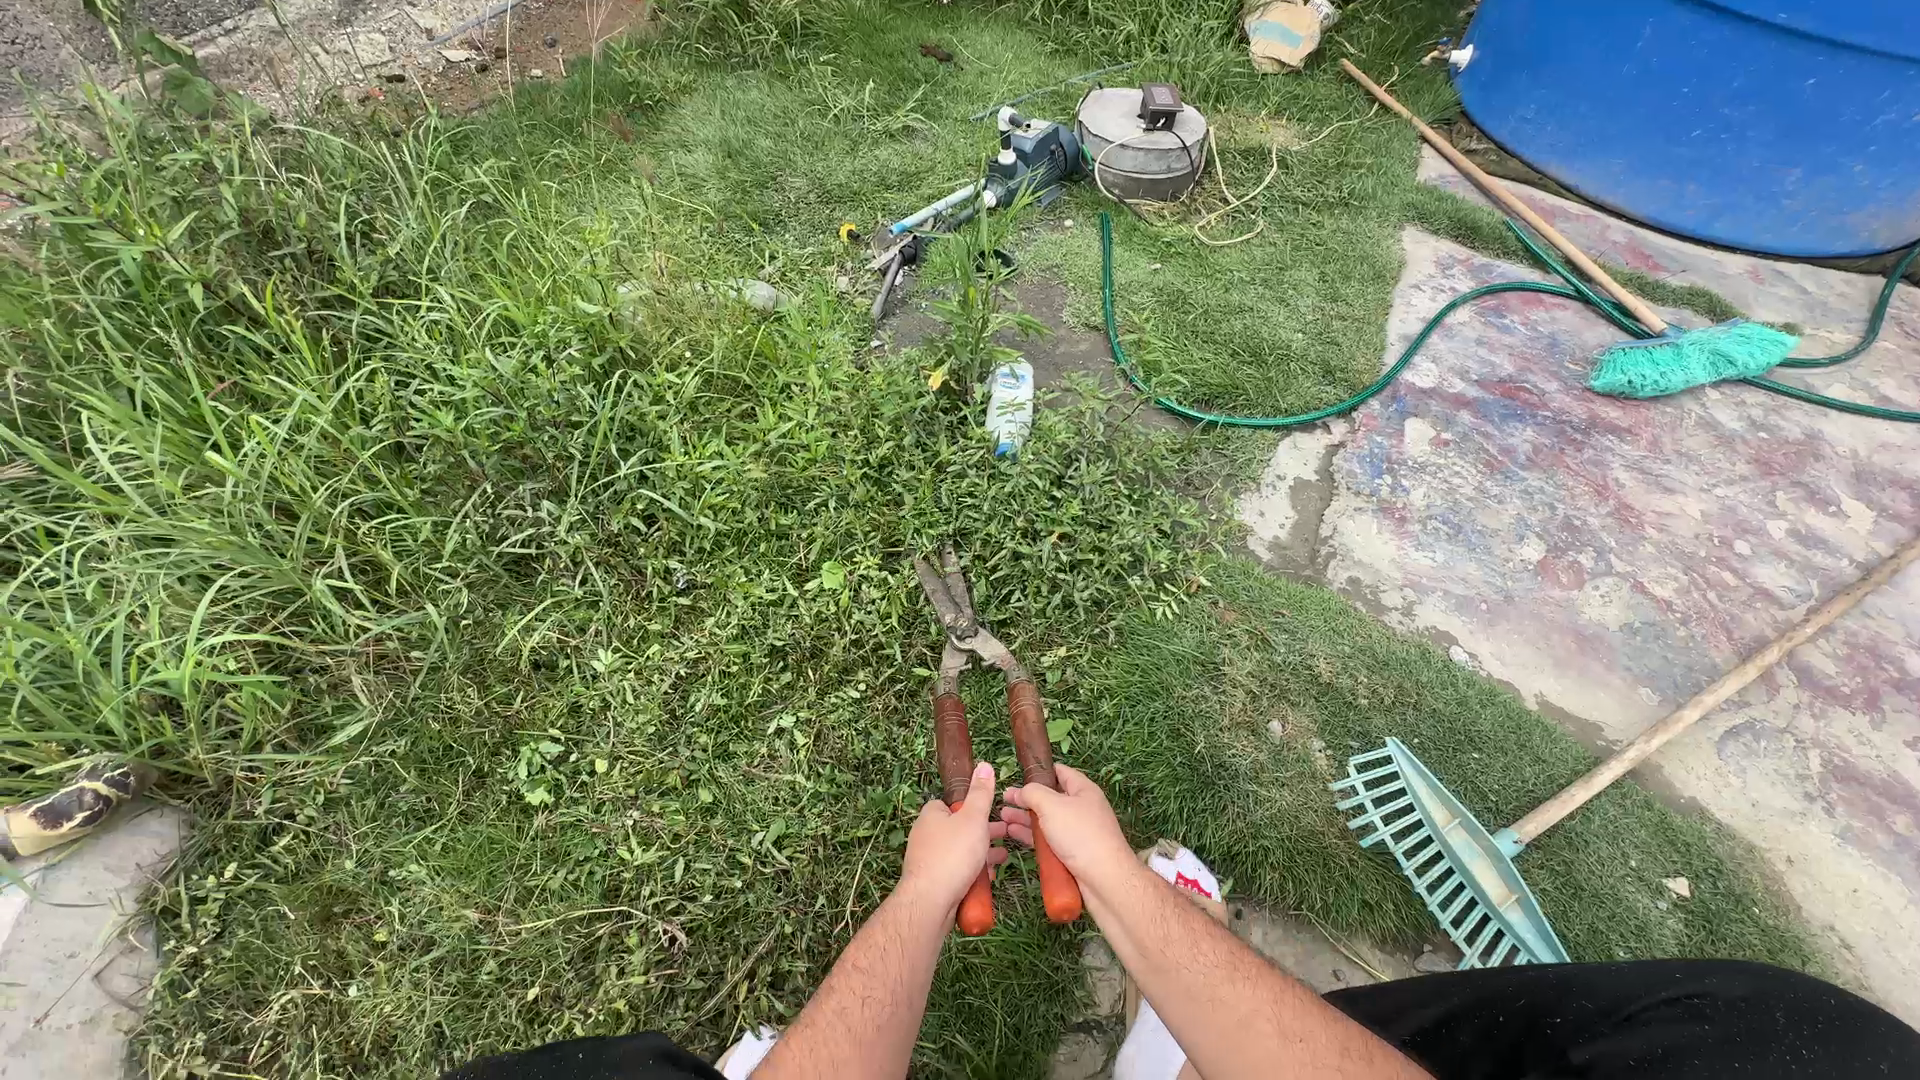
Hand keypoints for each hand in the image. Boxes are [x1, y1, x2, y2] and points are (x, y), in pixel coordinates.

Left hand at [897, 761, 1008, 914]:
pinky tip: (987, 879)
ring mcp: (927, 860)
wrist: (931, 902)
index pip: (952, 804)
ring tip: (1002, 858)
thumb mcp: (973, 818)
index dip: (972, 808)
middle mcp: (926, 834)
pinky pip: (956, 872)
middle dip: (982, 833)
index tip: (991, 813)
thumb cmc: (953, 854)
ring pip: (959, 852)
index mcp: (932, 814)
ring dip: (981, 855)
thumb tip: (984, 765)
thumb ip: (981, 793)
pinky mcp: (932, 882)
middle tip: (1005, 836)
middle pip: (959, 829)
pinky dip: (972, 873)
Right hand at [1000, 763, 1133, 882]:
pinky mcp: (1072, 852)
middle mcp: (1081, 808)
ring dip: (1025, 817)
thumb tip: (1022, 791)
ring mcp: (1077, 832)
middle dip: (1026, 798)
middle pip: (1050, 797)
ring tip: (1003, 817)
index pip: (1059, 772)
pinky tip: (1013, 833)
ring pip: (1046, 820)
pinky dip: (1031, 835)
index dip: (1039, 771)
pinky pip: (1048, 839)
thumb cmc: (1078, 834)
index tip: (1018, 775)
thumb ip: (1033, 792)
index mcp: (1083, 790)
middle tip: (1004, 799)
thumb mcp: (1051, 805)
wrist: (1103, 879)